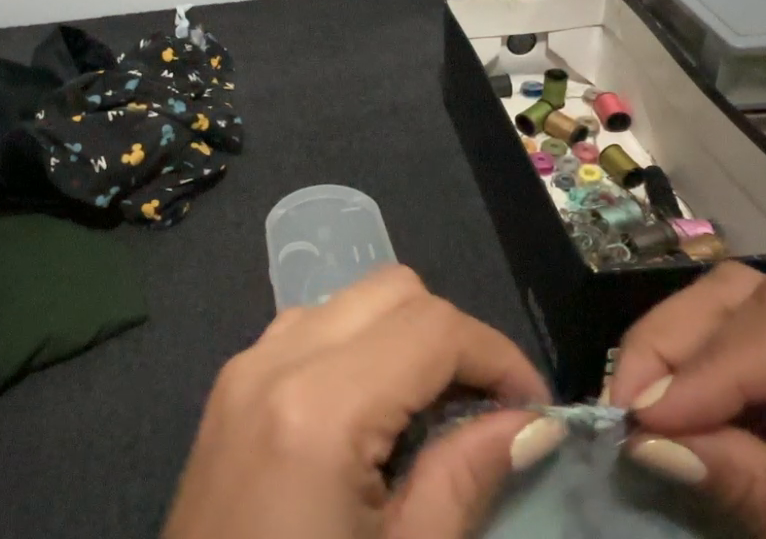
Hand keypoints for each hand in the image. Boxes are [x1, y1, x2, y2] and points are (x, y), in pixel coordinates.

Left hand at [163, 265, 555, 538]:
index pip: (432, 328)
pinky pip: (308, 327)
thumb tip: (532, 421)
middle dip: (453, 336)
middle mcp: (275, 360)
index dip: (499, 356)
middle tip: (488, 407)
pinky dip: (357, 344)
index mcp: (318, 406)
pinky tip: (372, 411)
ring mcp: (244, 366)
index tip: (536, 409)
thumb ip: (466, 475)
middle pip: (391, 290)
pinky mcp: (229, 385)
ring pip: (348, 299)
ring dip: (403, 335)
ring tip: (434, 410)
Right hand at [611, 262, 765, 538]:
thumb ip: (759, 499)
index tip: (640, 420)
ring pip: (756, 310)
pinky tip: (692, 416)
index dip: (705, 362)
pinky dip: (712, 372)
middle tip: (622, 404)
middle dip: (678, 339)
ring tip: (644, 407)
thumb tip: (645, 437)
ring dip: (685, 347)